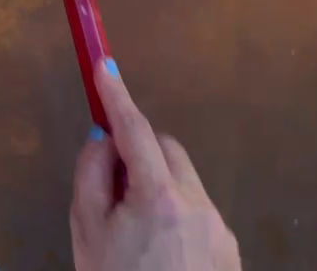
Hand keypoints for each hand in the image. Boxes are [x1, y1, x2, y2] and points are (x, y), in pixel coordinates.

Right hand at [71, 61, 241, 270]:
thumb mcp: (86, 227)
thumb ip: (92, 173)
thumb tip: (104, 141)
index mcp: (160, 197)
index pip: (135, 130)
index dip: (116, 96)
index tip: (104, 65)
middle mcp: (201, 207)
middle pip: (166, 148)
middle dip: (138, 146)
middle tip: (109, 175)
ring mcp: (222, 233)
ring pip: (183, 181)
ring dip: (155, 181)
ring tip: (131, 227)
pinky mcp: (231, 256)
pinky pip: (195, 211)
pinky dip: (172, 209)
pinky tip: (156, 250)